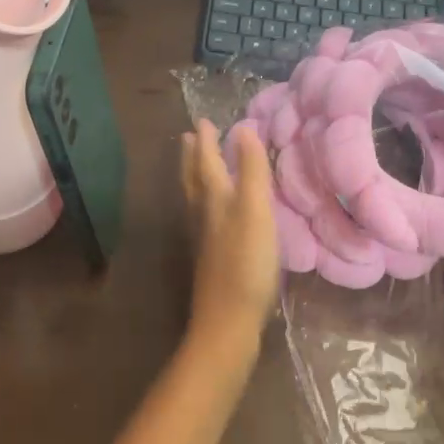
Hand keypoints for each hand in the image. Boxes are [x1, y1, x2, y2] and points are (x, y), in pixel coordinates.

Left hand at [180, 120, 279, 354]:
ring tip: (196, 167)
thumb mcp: (255, 211)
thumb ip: (251, 171)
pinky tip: (214, 215)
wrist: (228, 322)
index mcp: (213, 200)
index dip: (207, 141)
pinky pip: (205, 220)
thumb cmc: (246, 263)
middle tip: (188, 138)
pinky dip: (206, 204)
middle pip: (194, 180)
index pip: (206, 162)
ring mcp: (205, 241)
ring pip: (195, 200)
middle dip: (192, 158)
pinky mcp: (212, 261)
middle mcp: (204, 216)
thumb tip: (243, 128)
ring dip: (195, 178)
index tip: (202, 121)